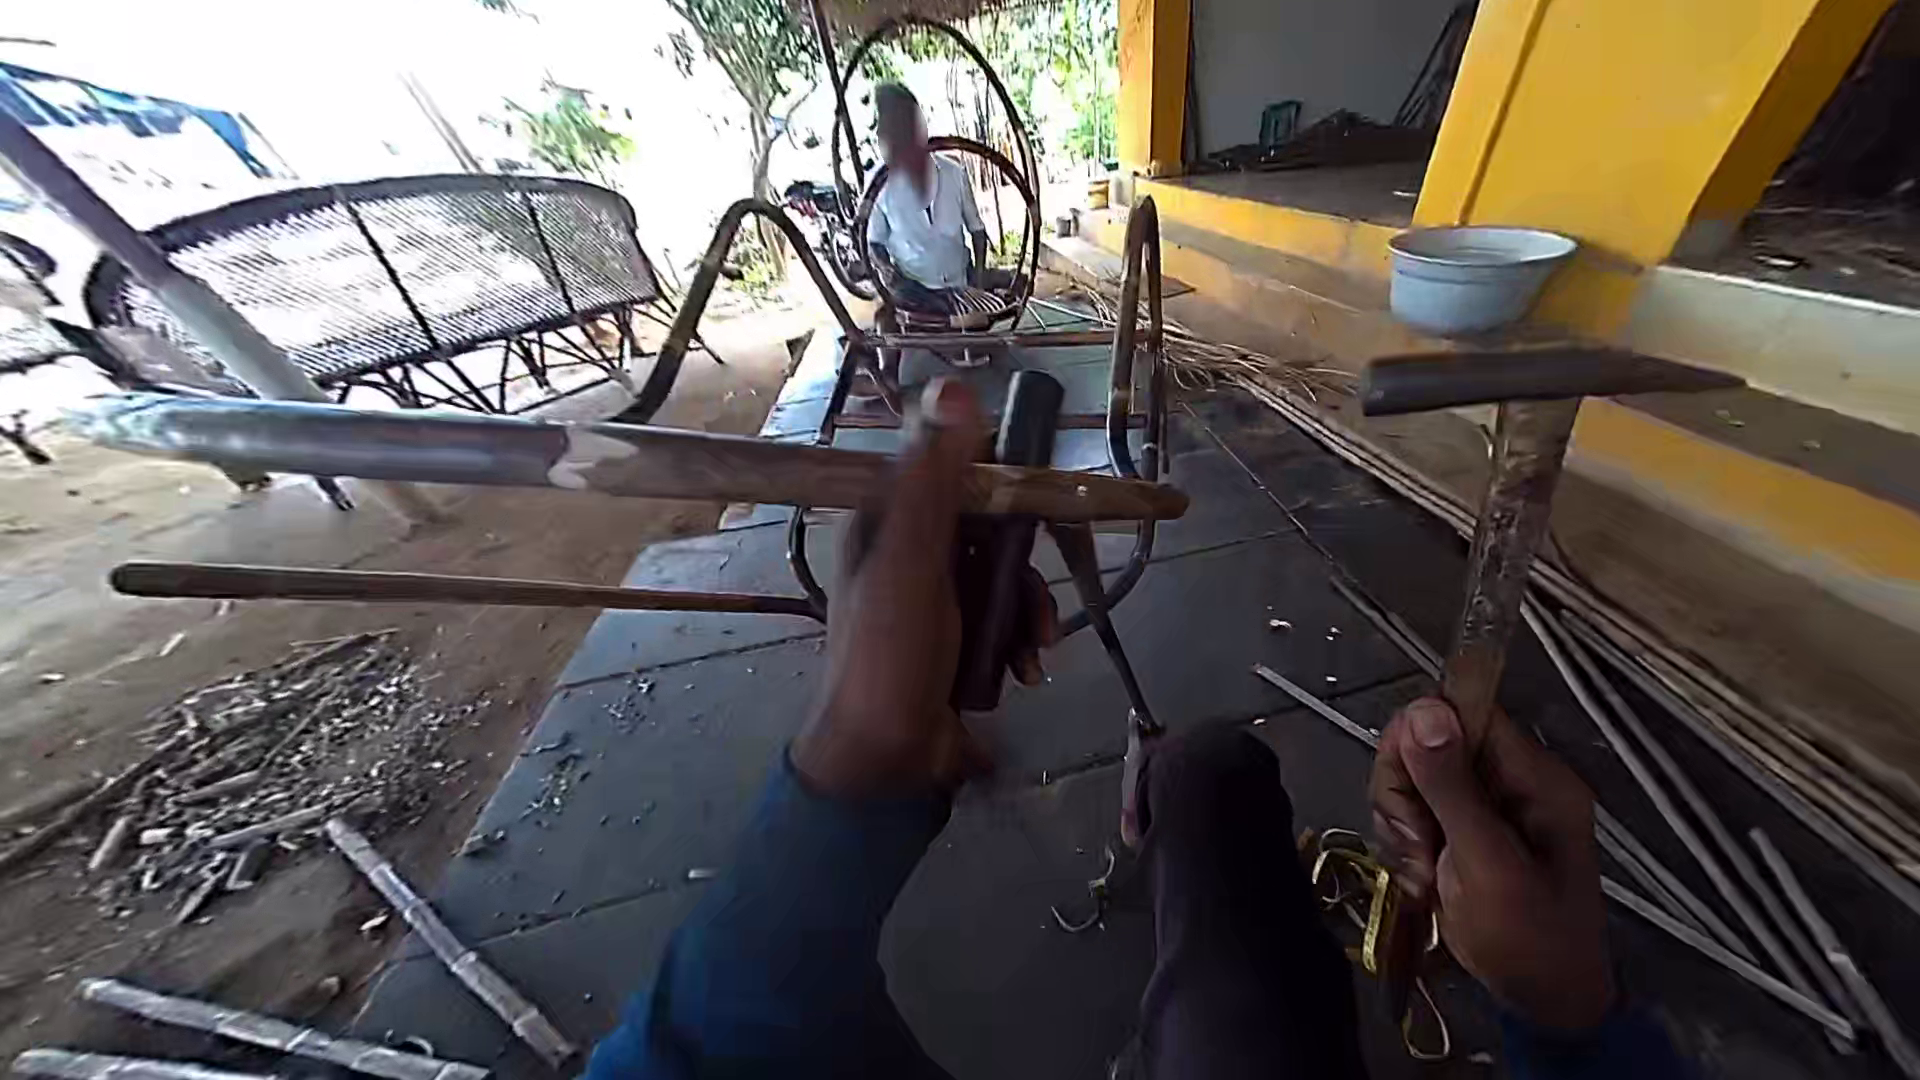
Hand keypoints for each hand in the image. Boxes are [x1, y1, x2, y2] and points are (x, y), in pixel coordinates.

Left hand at [792, 379, 1054, 797]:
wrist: (884, 760)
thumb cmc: (890, 655)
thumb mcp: (911, 564)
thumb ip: (933, 483)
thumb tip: (956, 390)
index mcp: (888, 522)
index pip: (954, 476)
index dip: (1004, 486)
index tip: (1047, 507)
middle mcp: (910, 549)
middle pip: (989, 529)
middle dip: (1024, 568)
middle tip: (1037, 603)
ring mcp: (934, 594)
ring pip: (1002, 575)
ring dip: (1028, 610)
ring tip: (1034, 649)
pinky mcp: (955, 631)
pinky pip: (1000, 614)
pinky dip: (1020, 637)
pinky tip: (1026, 667)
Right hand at [1370, 698, 1612, 1029]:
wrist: (1535, 998)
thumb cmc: (1528, 936)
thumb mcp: (1488, 862)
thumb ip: (1451, 785)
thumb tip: (1425, 708)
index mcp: (1531, 775)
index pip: (1460, 710)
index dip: (1420, 732)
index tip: (1409, 781)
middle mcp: (1501, 776)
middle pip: (1417, 739)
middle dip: (1401, 788)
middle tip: (1416, 837)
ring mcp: (1474, 798)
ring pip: (1400, 772)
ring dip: (1396, 819)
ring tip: (1422, 866)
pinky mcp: (1448, 819)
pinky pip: (1398, 802)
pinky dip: (1397, 836)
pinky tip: (1420, 872)